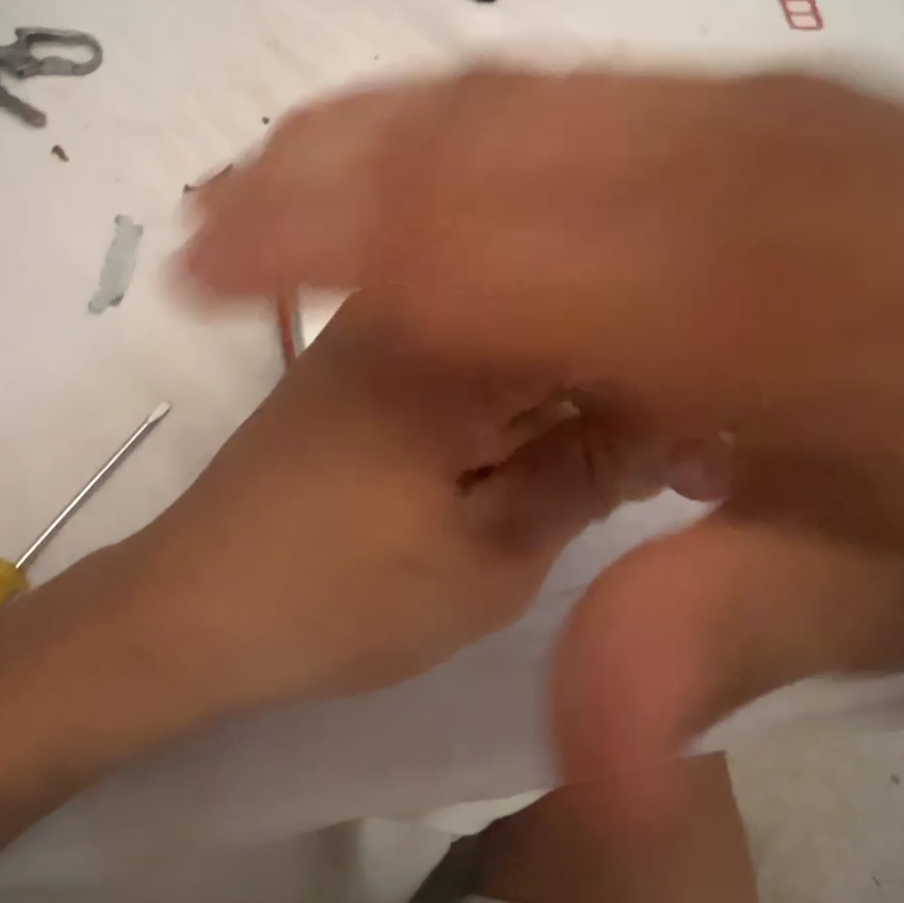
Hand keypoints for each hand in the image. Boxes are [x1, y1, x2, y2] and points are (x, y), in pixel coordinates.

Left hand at [76, 298, 660, 714]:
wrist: (193, 605)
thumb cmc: (342, 593)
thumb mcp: (489, 555)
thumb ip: (589, 474)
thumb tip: (682, 420)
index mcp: (454, 331)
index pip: (604, 315)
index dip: (674, 387)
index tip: (710, 459)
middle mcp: (412, 297)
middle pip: (558, 315)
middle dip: (622, 391)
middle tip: (671, 475)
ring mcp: (377, 322)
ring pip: (513, 334)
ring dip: (566, 396)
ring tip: (604, 472)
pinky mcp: (356, 357)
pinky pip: (462, 355)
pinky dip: (506, 401)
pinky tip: (528, 453)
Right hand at [181, 69, 903, 811]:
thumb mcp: (878, 599)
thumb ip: (701, 659)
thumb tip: (588, 797)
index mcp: (736, 314)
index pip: (476, 264)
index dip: (320, 260)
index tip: (204, 275)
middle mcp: (718, 182)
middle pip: (463, 157)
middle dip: (309, 183)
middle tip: (200, 225)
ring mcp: (738, 114)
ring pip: (502, 101)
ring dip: (365, 132)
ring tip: (263, 170)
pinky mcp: (751, 92)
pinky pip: (567, 83)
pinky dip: (453, 104)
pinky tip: (396, 131)